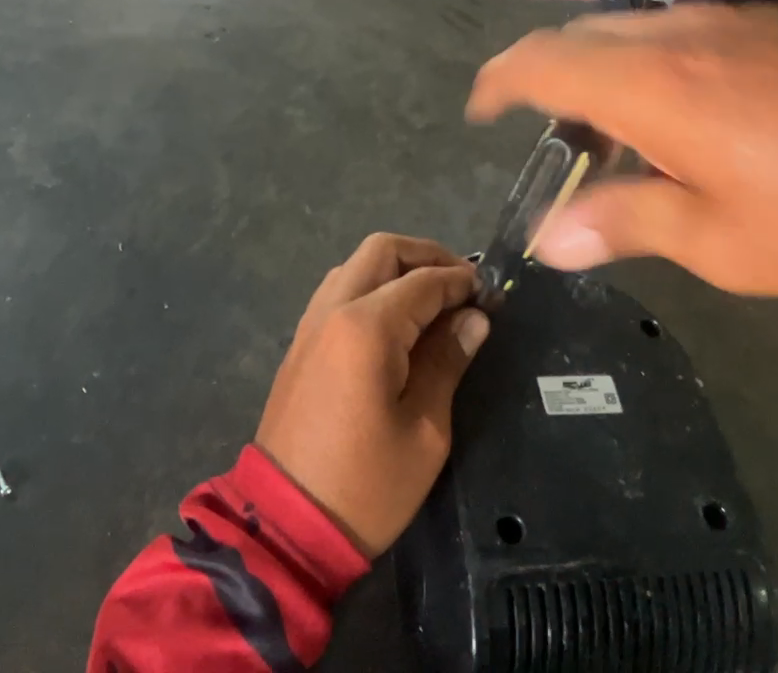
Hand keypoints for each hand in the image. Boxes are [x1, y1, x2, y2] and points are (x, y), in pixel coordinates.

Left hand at [255, 234, 490, 555]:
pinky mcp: (300, 346)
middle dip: (427, 256)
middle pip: (381, 250)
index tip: (492, 293)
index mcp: (366, 327)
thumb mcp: (425, 429)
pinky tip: (398, 323)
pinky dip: (371, 289)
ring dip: (396, 270)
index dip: (462, 282)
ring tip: (434, 302)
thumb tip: (474, 318)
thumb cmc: (366, 484)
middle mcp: (332, 311)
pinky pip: (338, 293)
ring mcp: (310, 326)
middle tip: (463, 285)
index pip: (424, 281)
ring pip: (355, 267)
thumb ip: (448, 361)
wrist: (285, 527)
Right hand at [466, 4, 777, 300]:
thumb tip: (550, 239)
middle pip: (585, 38)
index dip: (499, 82)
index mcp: (649, 83)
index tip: (481, 110)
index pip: (541, 62)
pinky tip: (693, 118)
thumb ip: (624, 224)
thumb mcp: (718, 240)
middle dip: (550, 79)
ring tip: (620, 137)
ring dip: (608, 74)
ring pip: (640, 33)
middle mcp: (682, 34)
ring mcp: (738, 22)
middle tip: (553, 139)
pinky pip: (692, 36)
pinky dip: (660, 69)